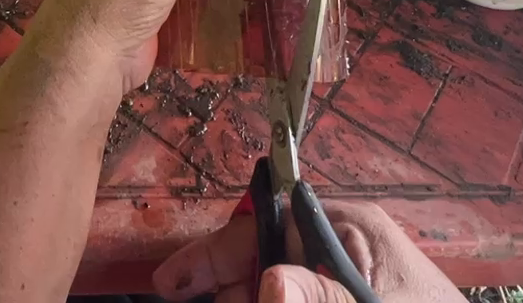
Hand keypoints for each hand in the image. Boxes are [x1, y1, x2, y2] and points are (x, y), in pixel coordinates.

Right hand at [151, 201, 457, 302]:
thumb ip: (328, 299)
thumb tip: (270, 283)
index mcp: (350, 227)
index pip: (266, 226)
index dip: (215, 254)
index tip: (171, 283)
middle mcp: (339, 247)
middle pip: (260, 262)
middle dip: (224, 287)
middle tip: (187, 300)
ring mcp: (341, 282)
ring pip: (272, 287)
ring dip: (242, 295)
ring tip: (206, 295)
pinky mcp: (342, 298)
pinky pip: (294, 296)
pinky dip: (266, 297)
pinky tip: (251, 301)